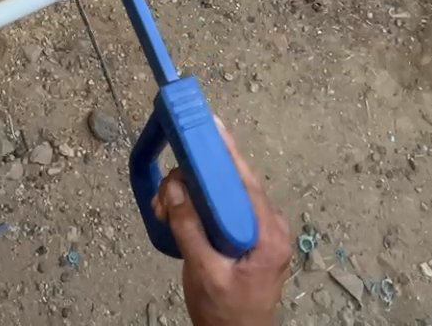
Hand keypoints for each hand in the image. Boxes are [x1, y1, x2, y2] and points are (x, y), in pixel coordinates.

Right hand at [150, 123, 290, 325]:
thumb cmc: (226, 313)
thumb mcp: (205, 271)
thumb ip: (189, 227)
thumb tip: (173, 185)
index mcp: (269, 234)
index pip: (246, 180)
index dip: (226, 150)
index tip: (210, 124)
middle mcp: (266, 225)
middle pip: (226, 181)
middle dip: (190, 180)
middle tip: (163, 196)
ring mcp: (253, 228)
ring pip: (214, 190)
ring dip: (184, 194)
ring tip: (162, 211)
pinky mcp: (239, 232)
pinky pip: (212, 204)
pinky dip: (189, 205)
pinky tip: (171, 215)